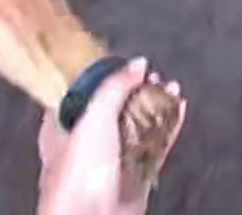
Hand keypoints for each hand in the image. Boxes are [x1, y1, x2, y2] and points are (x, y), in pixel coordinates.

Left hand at [36, 58, 183, 214]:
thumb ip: (115, 87)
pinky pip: (157, 142)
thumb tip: (136, 63)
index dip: (93, 81)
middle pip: (112, 111)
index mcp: (62, 137)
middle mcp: (85, 150)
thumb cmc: (79, 177)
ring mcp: (111, 164)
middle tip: (151, 75)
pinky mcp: (135, 175)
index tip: (115, 65)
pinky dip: (170, 123)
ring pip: (137, 125)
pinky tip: (180, 107)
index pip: (74, 101)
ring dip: (156, 104)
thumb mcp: (94, 118)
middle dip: (134, 90)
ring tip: (170, 86)